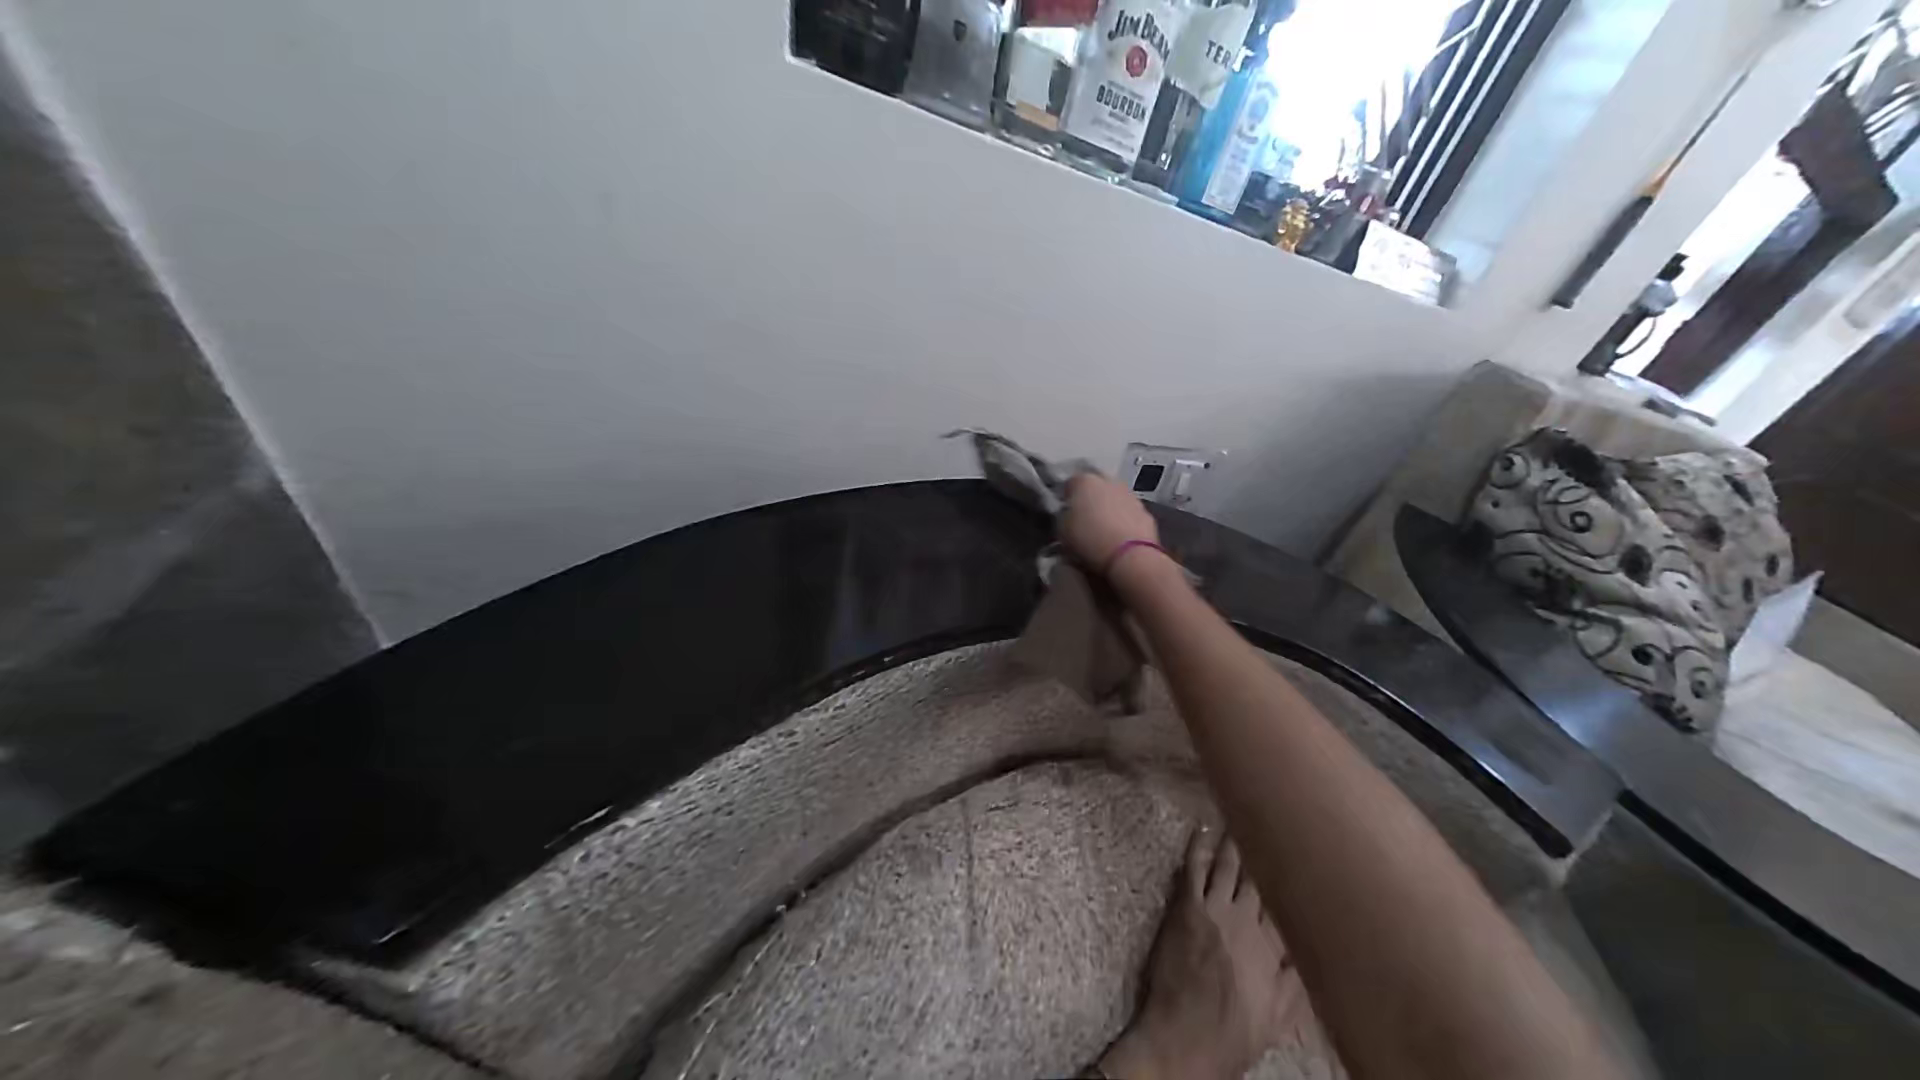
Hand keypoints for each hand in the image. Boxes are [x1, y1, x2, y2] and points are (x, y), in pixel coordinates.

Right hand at [1062, 472, 1160, 573]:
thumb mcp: (1062, 529)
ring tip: (1103, 530)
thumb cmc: (1088, 539)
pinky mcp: (1147, 513)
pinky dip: (1124, 521)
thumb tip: (1069, 514)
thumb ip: (1064, 516)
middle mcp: (1109, 482)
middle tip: (1085, 519)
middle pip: (1096, 486)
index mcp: (1084, 481)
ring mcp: (1131, 496)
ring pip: (1116, 498)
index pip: (1070, 482)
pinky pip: (1130, 514)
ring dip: (1110, 509)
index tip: (1065, 512)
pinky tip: (1119, 538)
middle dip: (1091, 499)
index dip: (1067, 497)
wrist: (1129, 556)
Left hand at [1101, 830, 1302, 1079]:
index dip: (1295, 882)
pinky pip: (1193, 869)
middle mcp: (1248, 925)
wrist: (1183, 1039)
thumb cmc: (1230, 1034)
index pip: (1287, 906)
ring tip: (1242, 817)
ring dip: (1235, 843)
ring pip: (1229, 868)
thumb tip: (1310, 953)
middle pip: (1261, 880)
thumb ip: (1295, 985)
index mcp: (1274, 952)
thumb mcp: (1277, 1020)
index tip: (1304, 857)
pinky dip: (1198, 847)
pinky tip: (1201, 828)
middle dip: (1268, 852)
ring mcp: (1216, 912)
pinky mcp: (1186, 909)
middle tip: (1276, 822)